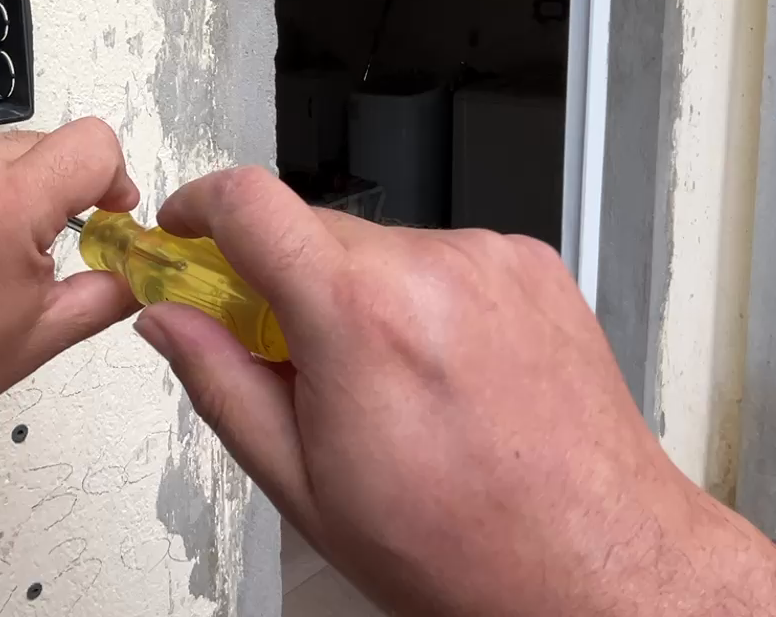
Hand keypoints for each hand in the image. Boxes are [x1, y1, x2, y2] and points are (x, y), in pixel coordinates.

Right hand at [134, 168, 775, 616]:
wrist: (608, 572)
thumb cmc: (458, 547)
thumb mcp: (301, 481)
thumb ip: (217, 380)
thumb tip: (167, 318)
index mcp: (358, 316)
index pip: (248, 203)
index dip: (199, 204)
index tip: (185, 228)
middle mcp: (426, 264)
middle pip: (308, 225)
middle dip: (279, 272)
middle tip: (288, 343)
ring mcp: (485, 255)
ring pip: (371, 241)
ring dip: (351, 287)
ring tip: (383, 371)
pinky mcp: (526, 258)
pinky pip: (432, 251)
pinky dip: (411, 289)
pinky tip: (436, 358)